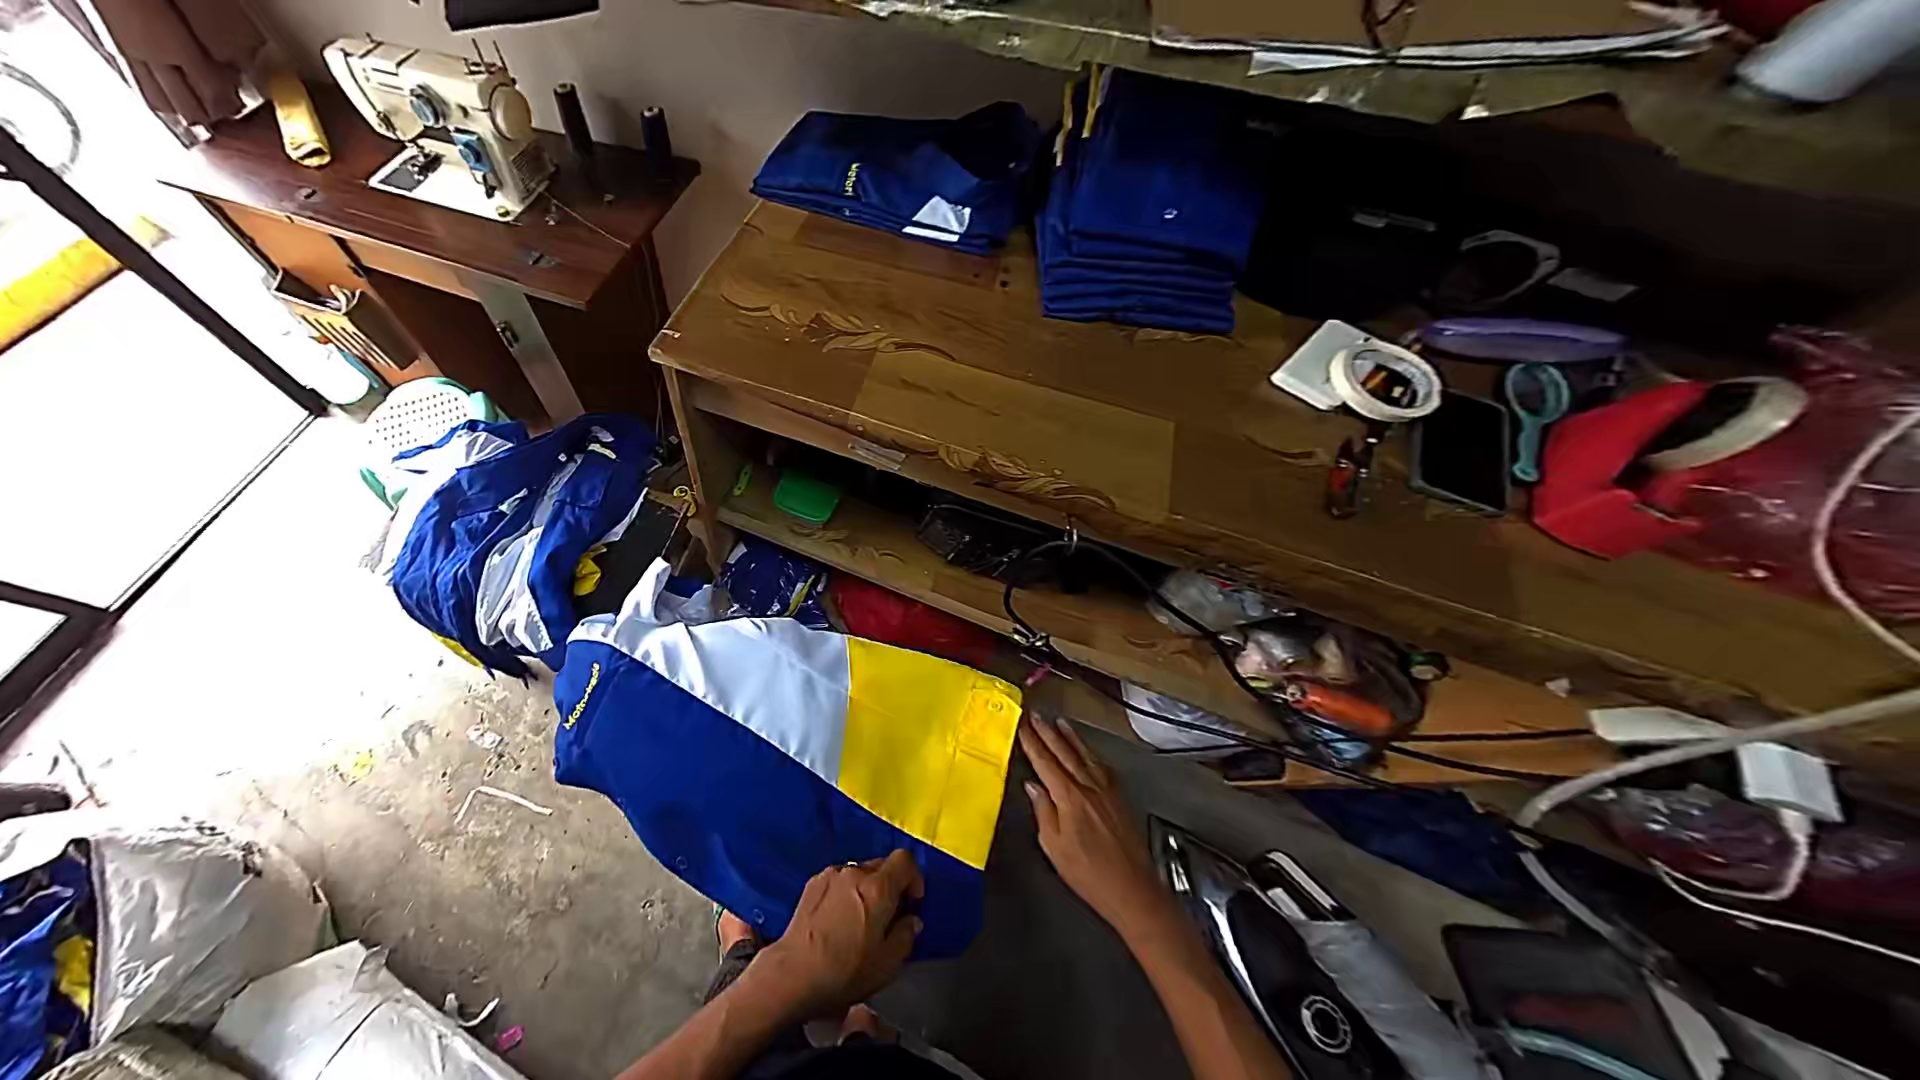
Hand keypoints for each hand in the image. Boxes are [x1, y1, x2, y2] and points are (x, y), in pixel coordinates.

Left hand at [748, 850, 924, 1020]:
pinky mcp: (812, 884)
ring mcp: (831, 875)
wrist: (792, 974)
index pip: (905, 860)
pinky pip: (839, 879)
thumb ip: (906, 936)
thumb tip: (912, 921)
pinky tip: (837, 919)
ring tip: (859, 919)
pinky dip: (845, 892)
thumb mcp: (887, 964)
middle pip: (882, 865)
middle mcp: (855, 872)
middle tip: (887, 915)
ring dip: (866, 889)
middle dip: (890, 885)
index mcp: (878, 887)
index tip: (912, 902)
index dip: (914, 877)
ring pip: (859, 872)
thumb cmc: (844, 971)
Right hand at [1020, 715, 1175, 939]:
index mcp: (1070, 797)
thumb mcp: (1054, 847)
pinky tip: (1088, 751)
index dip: (1032, 742)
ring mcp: (1107, 791)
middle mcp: (1089, 787)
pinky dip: (1091, 754)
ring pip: (1085, 756)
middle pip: (1065, 753)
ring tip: (1060, 722)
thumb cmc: (1089, 874)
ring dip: (1071, 737)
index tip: (1023, 725)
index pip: (1046, 762)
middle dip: (1049, 732)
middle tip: (1037, 715)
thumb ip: (1043, 812)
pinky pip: (1102, 767)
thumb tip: (1033, 787)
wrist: (1132, 889)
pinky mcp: (1119, 799)